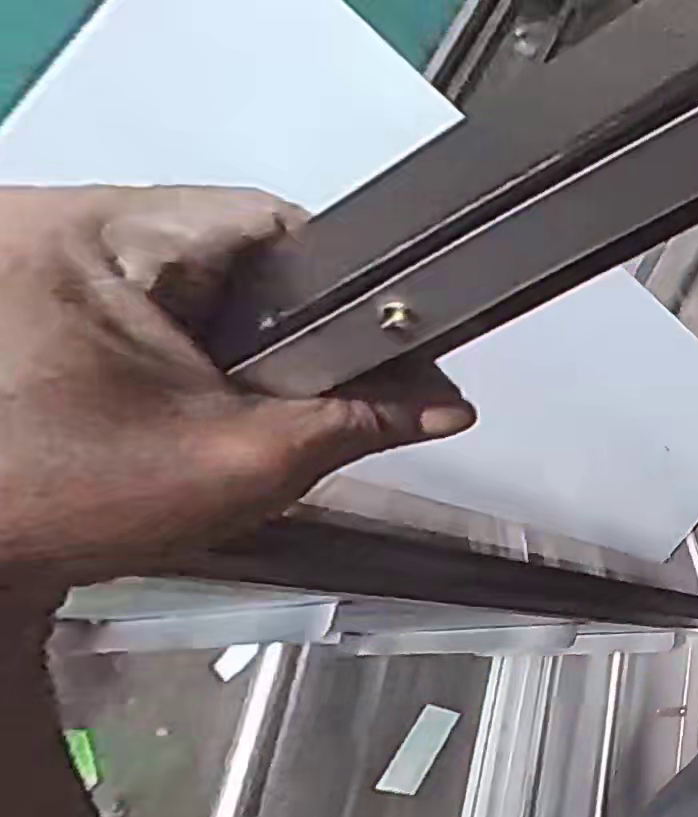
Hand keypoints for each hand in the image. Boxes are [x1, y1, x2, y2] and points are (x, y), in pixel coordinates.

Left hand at [0, 185, 473, 584]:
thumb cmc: (55, 498)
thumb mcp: (251, 457)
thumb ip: (366, 422)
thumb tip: (445, 408)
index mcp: (84, 241)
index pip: (274, 225)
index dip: (352, 285)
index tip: (390, 343)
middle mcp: (48, 230)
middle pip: (249, 253)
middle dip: (309, 326)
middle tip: (322, 389)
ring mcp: (40, 260)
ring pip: (219, 280)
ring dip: (267, 340)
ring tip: (262, 398)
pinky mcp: (43, 294)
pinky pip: (175, 300)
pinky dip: (222, 347)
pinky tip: (224, 392)